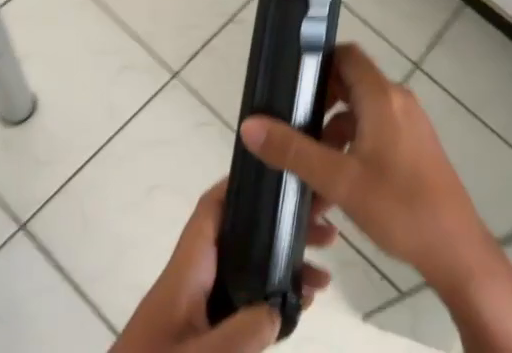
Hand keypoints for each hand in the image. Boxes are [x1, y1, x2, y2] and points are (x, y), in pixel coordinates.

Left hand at [111, 181, 335, 352]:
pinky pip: (242, 301)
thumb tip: (279, 306)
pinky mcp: (200, 332)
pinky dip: (272, 298)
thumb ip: (241, 334)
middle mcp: (191, 280)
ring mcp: (196, 307)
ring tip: (323, 277)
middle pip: (241, 237)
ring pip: (247, 271)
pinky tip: (299, 306)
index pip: (211, 210)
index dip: (244, 186)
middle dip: (283, 229)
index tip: (285, 178)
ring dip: (284, 266)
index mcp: (186, 272)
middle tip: (325, 230)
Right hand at [238, 44, 493, 289]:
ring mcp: (410, 124)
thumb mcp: (338, 181)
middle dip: (318, 107)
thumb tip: (250, 124)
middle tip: (291, 134)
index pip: (346, 55)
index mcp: (382, 97)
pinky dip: (352, 149)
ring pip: (361, 114)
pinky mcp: (414, 147)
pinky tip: (336, 187)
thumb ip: (293, 151)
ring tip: (308, 172)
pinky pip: (375, 133)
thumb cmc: (398, 206)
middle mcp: (398, 101)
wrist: (454, 247)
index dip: (317, 63)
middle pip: (350, 85)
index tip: (289, 86)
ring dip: (332, 135)